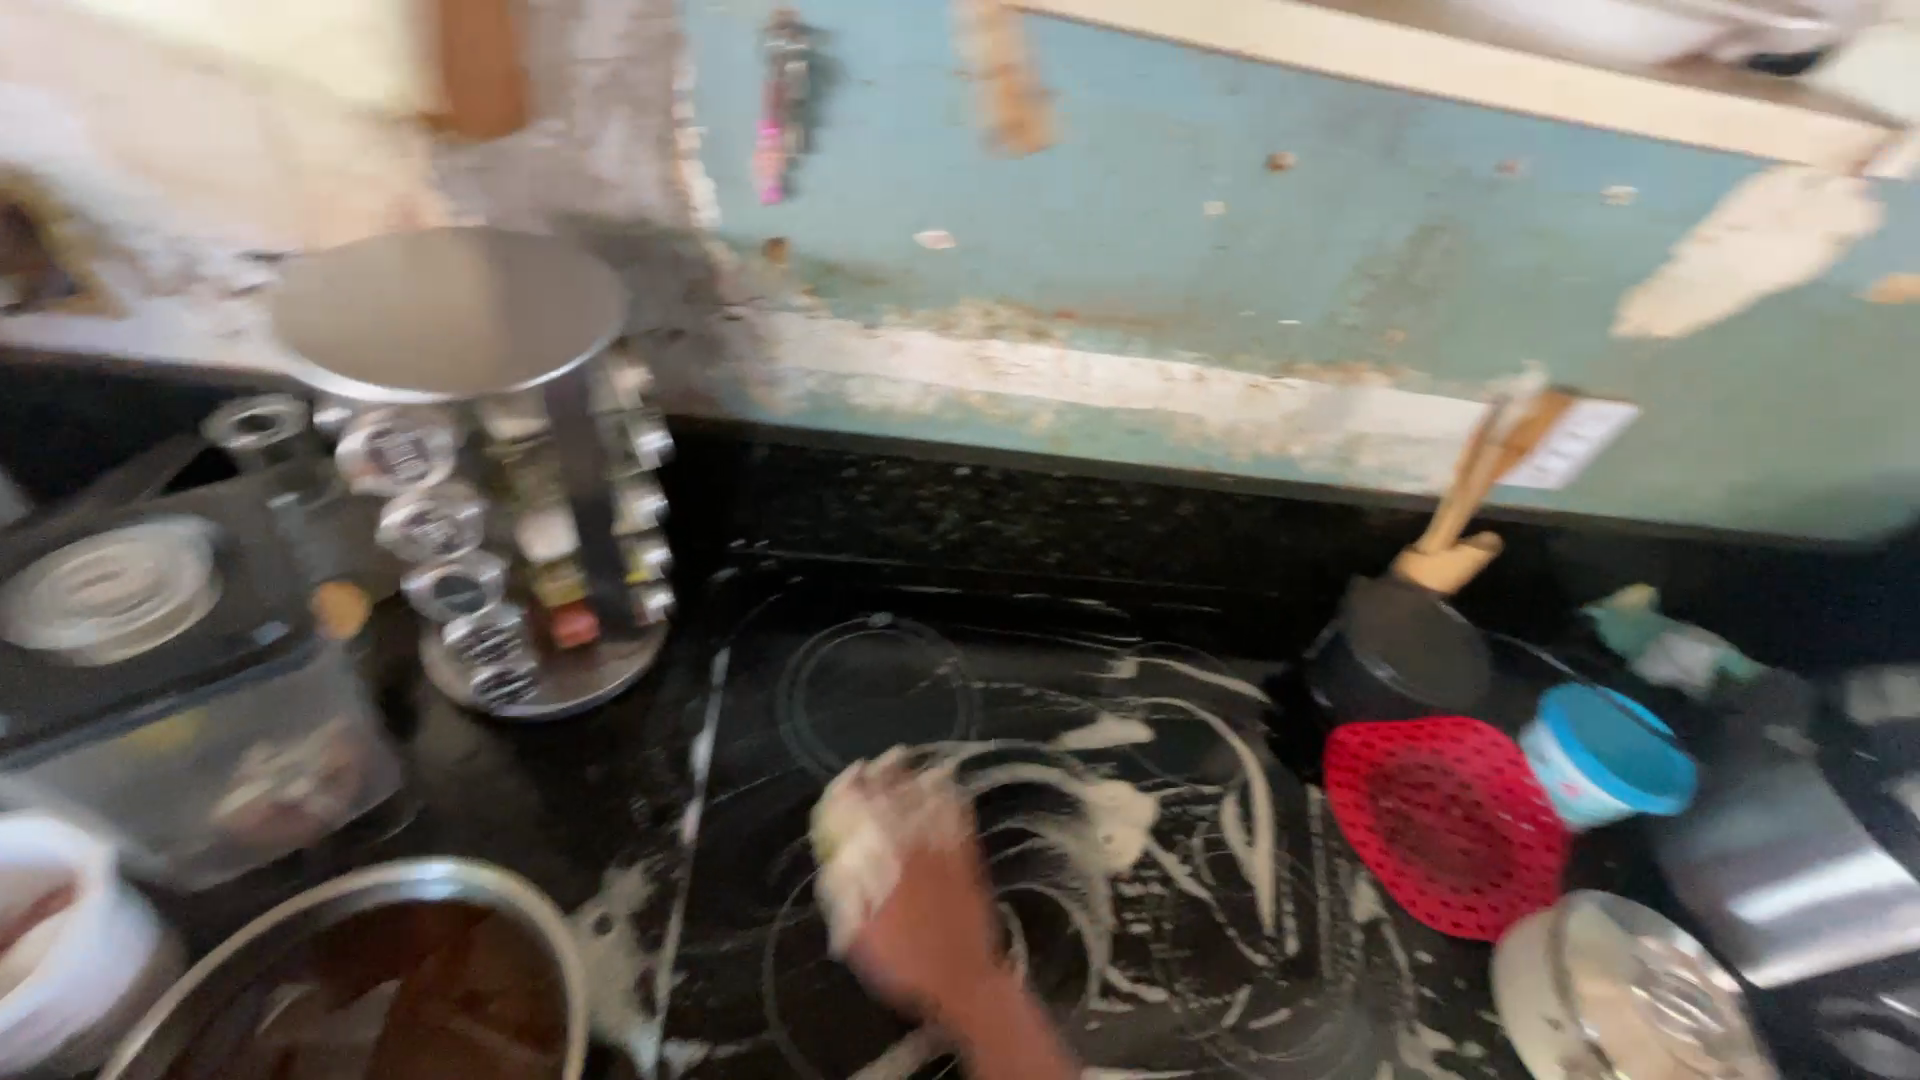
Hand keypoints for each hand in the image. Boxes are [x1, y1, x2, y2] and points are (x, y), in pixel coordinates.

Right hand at [838, 774, 1009, 1024]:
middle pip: (893, 803)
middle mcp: (912, 851)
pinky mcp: (967, 856)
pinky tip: (945, 780)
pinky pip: (957, 817)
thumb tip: (835, 863)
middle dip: (880, 778)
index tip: (845, 777)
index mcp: (883, 868)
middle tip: (874, 759)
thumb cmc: (905, 963)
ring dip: (911, 778)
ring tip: (903, 757)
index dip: (851, 794)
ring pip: (924, 803)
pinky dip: (948, 796)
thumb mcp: (862, 937)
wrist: (963, 977)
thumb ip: (845, 897)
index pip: (861, 819)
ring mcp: (943, 850)